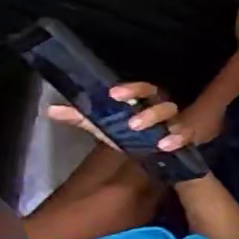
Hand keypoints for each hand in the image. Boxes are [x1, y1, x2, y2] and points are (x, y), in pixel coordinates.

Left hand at [45, 81, 196, 151]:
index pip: (144, 90)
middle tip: (133, 125)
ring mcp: (177, 125)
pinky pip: (186, 138)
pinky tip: (168, 147)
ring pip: (178, 123)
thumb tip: (51, 109)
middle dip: (151, 114)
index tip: (114, 94)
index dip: (132, 90)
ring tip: (159, 143)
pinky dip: (179, 141)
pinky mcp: (185, 138)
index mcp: (146, 101)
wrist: (150, 148)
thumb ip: (83, 117)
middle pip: (165, 107)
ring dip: (170, 131)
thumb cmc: (127, 131)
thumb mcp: (104, 124)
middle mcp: (164, 110)